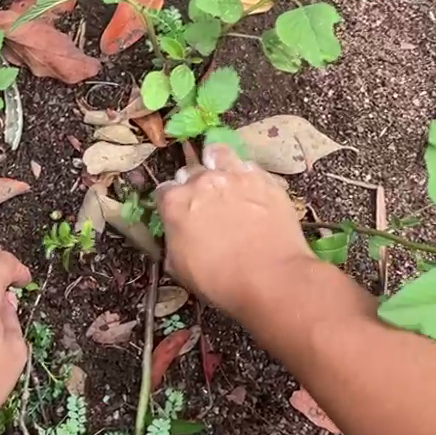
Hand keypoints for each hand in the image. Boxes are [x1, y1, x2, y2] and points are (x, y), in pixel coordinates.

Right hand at [155, 143, 323, 319]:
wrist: (271, 279)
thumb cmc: (219, 280)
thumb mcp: (179, 267)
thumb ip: (173, 240)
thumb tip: (176, 234)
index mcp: (175, 202)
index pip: (164, 191)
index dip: (171, 203)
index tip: (179, 214)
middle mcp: (202, 181)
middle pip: (190, 171)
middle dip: (193, 185)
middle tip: (204, 204)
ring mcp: (235, 176)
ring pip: (219, 154)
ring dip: (217, 164)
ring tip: (224, 178)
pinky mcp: (264, 180)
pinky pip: (249, 166)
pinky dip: (246, 174)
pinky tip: (250, 188)